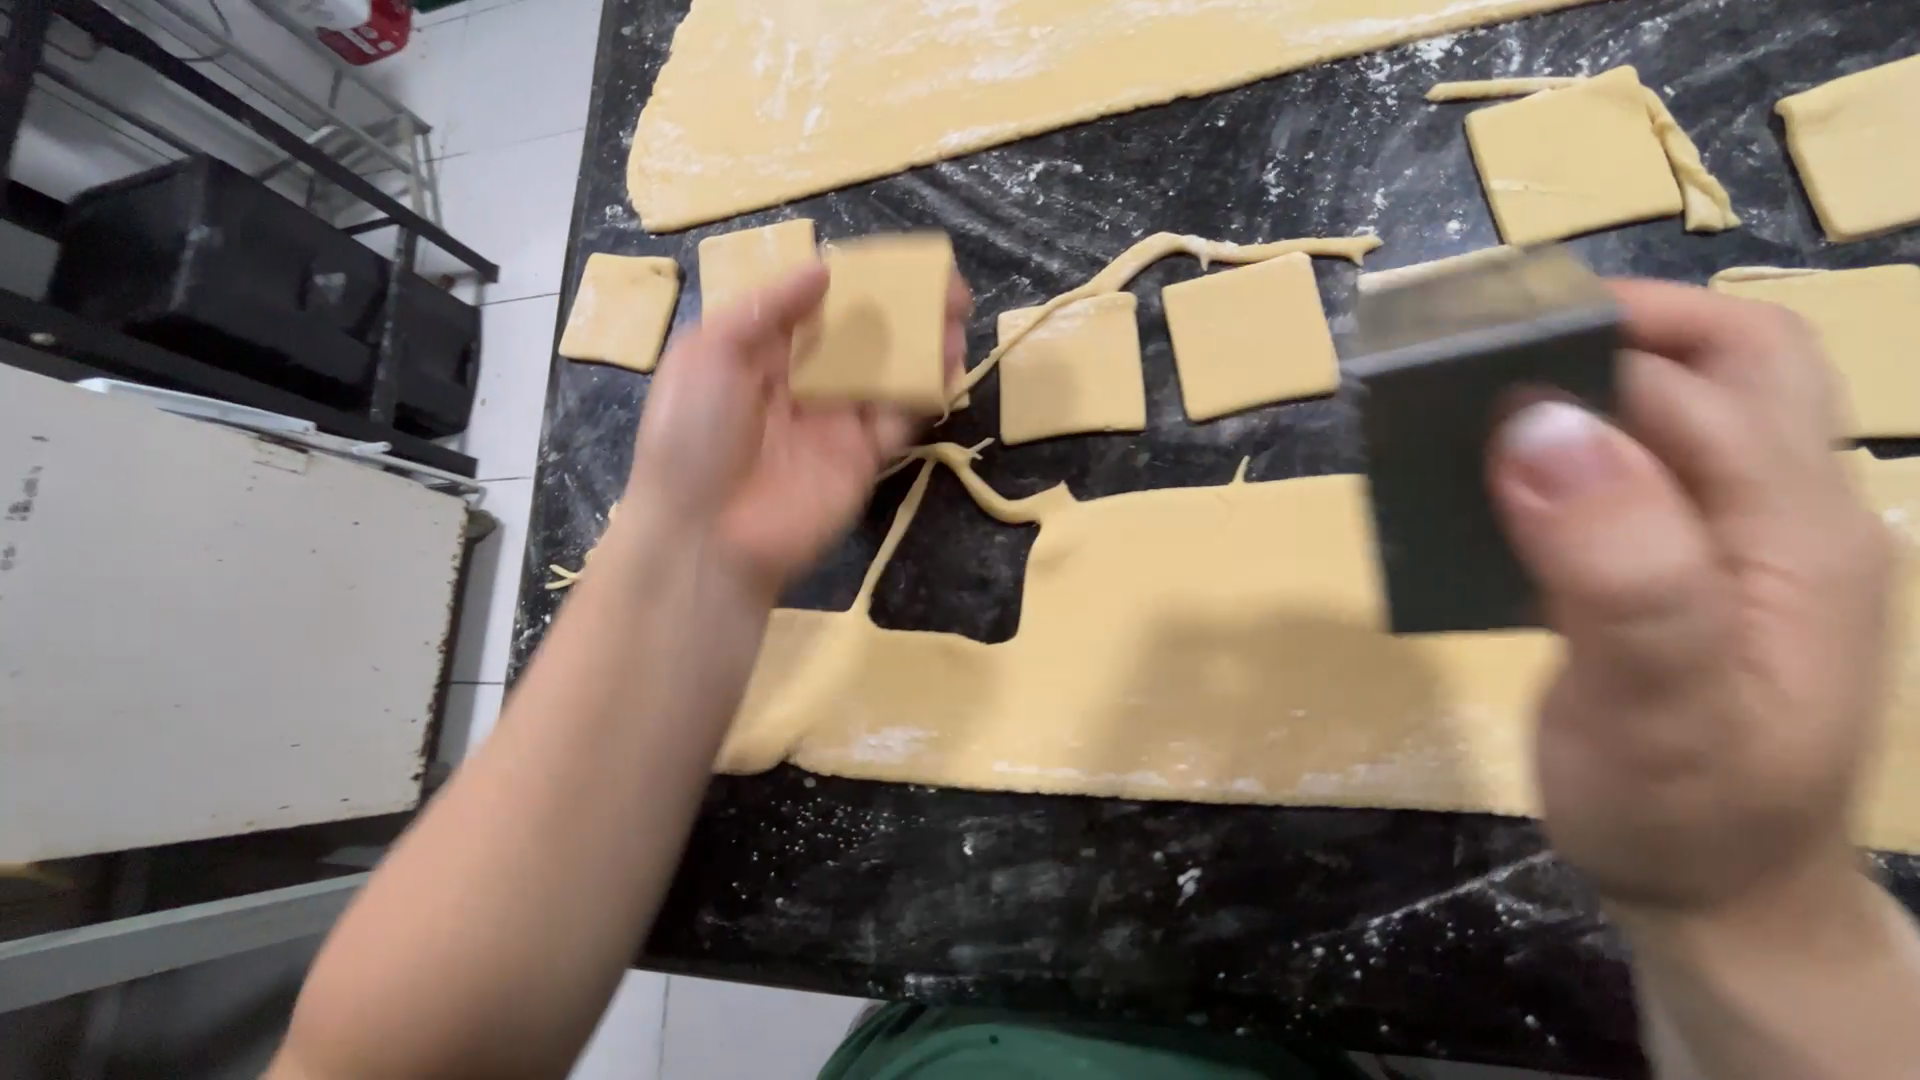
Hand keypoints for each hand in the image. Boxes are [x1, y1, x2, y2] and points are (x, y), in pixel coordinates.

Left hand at [628, 261, 972, 598]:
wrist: (706, 535)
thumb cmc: (692, 435)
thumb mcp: (708, 355)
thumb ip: (765, 308)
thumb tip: (823, 270)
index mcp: (760, 352)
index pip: (816, 306)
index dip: (854, 281)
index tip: (894, 261)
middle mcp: (803, 382)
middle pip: (860, 337)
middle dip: (901, 308)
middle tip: (944, 288)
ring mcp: (836, 420)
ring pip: (888, 374)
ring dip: (923, 345)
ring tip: (957, 318)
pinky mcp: (863, 457)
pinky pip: (899, 417)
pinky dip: (926, 391)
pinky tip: (948, 365)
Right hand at [1487, 281, 1894, 915]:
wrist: (1714, 890)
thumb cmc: (1677, 805)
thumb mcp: (1652, 701)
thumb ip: (1616, 565)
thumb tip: (1534, 424)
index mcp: (1794, 529)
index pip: (1699, 380)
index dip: (1587, 347)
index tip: (1467, 349)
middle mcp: (1788, 513)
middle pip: (1730, 362)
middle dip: (1613, 328)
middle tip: (1490, 346)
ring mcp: (1745, 542)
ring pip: (1687, 409)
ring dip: (1593, 378)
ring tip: (1484, 397)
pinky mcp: (1692, 569)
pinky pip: (1644, 472)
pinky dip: (1576, 445)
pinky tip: (1510, 478)